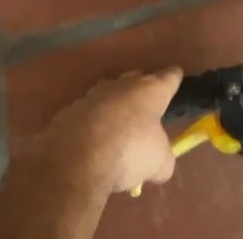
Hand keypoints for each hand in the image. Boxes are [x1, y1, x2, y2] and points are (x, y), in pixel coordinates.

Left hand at [28, 68, 183, 196]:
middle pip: (138, 79)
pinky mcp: (67, 111)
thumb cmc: (127, 152)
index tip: (174, 89)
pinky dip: (88, 126)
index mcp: (152, 90)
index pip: (171, 75)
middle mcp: (124, 85)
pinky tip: (87, 147)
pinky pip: (84, 115)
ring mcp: (93, 95)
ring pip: (109, 95)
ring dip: (112, 109)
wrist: (73, 161)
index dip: (174, 82)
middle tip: (143, 116)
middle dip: (141, 93)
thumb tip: (161, 166)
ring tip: (112, 135)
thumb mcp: (157, 164)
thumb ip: (164, 160)